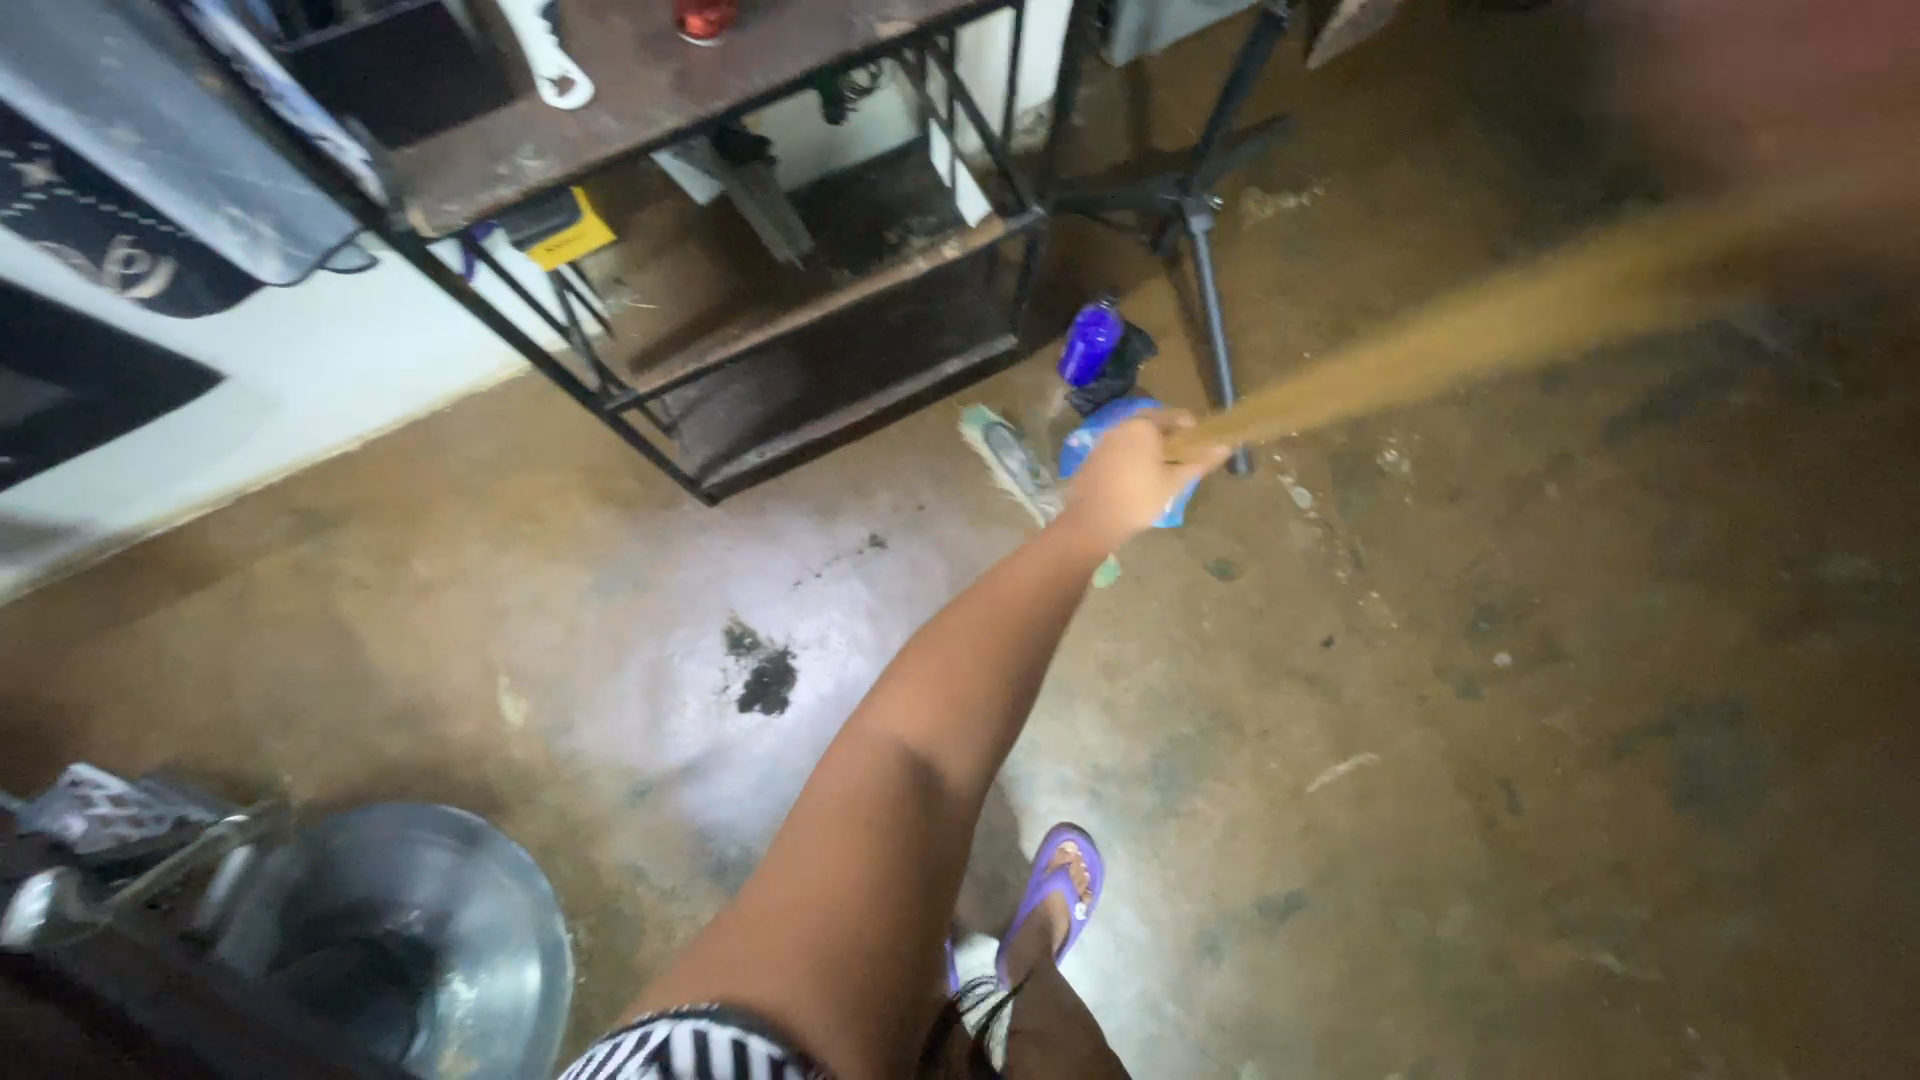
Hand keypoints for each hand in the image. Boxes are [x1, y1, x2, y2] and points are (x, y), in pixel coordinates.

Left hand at [1055, 410, 1231, 549]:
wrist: (1092, 521)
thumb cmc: (1138, 499)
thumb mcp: (1174, 482)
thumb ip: (1199, 462)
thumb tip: (1224, 449)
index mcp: (1143, 425)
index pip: (1176, 416)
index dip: (1193, 430)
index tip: (1202, 447)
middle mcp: (1121, 425)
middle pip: (1154, 424)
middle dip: (1171, 437)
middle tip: (1184, 457)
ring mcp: (1104, 440)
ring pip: (1135, 436)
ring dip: (1151, 446)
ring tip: (1164, 468)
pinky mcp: (1093, 456)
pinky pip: (1120, 447)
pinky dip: (1133, 454)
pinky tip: (1139, 475)